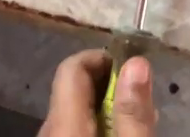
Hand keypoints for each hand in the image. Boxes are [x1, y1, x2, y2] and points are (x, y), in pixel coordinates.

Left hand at [39, 48, 155, 135]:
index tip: (133, 70)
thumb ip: (132, 112)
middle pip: (74, 88)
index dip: (104, 59)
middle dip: (109, 86)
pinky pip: (70, 128)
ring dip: (104, 108)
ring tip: (134, 124)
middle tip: (141, 103)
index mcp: (62, 124)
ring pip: (73, 110)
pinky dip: (94, 126)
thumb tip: (137, 61)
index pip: (72, 66)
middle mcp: (47, 130)